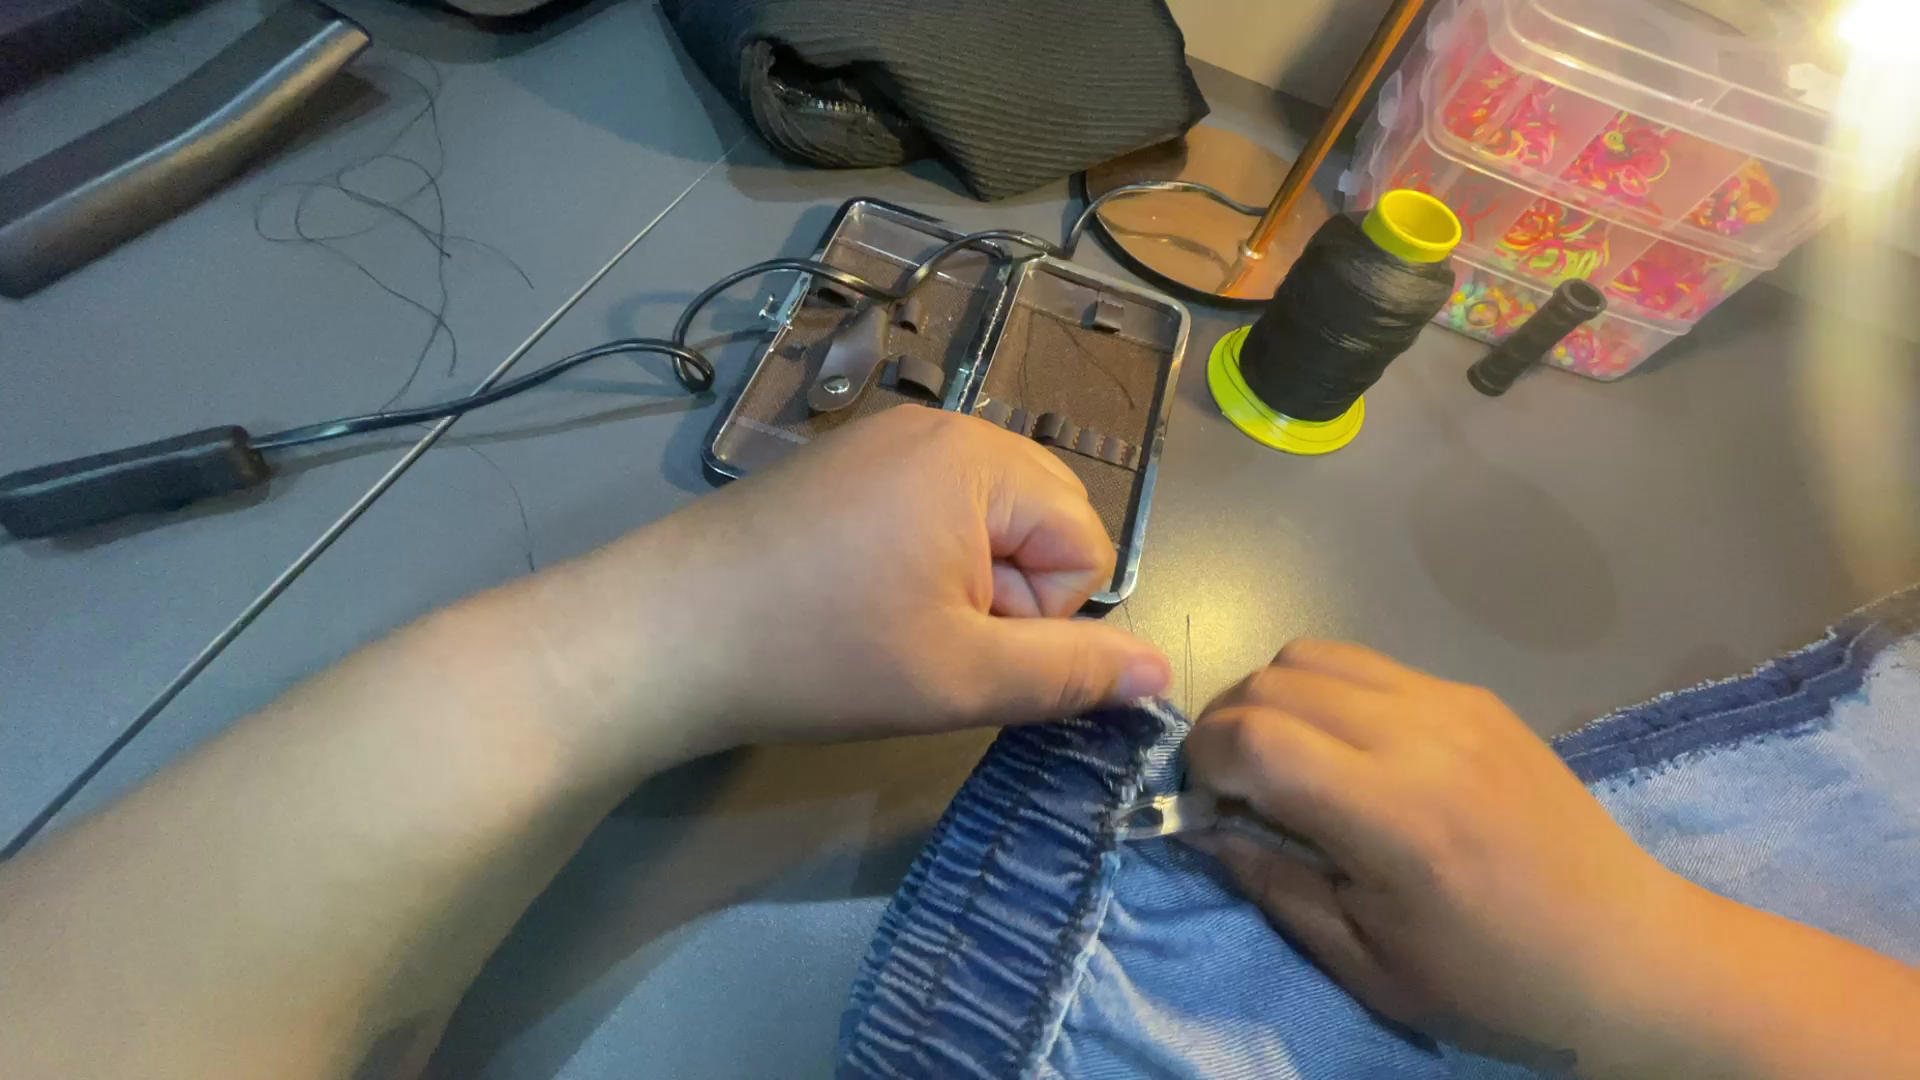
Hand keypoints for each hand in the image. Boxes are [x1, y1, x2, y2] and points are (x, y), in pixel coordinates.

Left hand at [512, 406, 1169, 765]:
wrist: (660, 637)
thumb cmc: (820, 653)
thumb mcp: (962, 675)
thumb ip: (1072, 672)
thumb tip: (1164, 671)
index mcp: (979, 457)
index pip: (1086, 540)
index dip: (1045, 613)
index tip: (971, 647)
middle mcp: (938, 427)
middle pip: (1040, 519)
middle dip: (1011, 593)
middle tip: (933, 638)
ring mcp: (883, 441)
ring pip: (987, 520)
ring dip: (968, 583)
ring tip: (893, 623)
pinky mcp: (845, 467)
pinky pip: (931, 511)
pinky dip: (923, 562)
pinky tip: (861, 598)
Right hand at [1183, 641, 1697, 1070]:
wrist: (1640, 959)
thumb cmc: (1495, 982)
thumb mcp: (1365, 963)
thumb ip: (1268, 881)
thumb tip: (1199, 823)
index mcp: (1396, 818)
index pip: (1254, 739)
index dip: (1204, 759)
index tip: (1208, 799)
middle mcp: (1418, 737)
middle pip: (1267, 684)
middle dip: (1223, 725)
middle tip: (1233, 778)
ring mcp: (1447, 702)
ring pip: (1303, 655)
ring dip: (1267, 697)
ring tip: (1282, 750)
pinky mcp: (1466, 691)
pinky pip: (1356, 661)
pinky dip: (1317, 689)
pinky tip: (1341, 740)